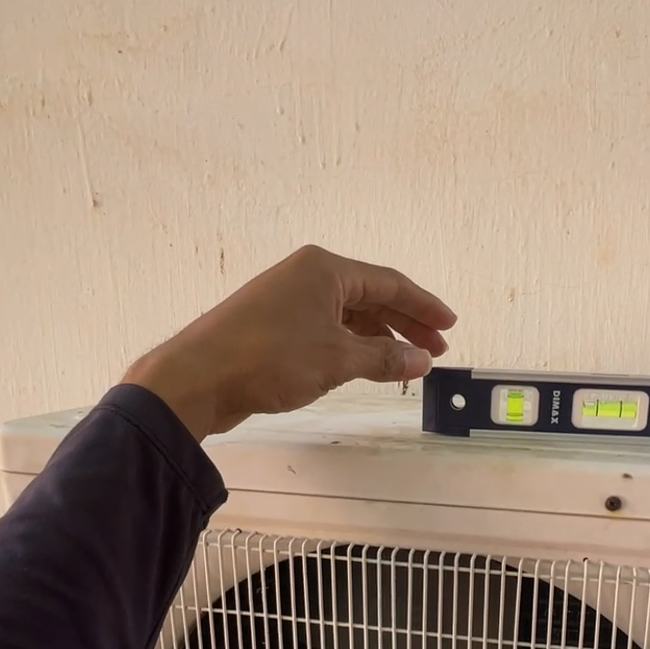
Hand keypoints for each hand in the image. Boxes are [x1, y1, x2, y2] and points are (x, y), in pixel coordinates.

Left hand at [124, 245, 457, 438]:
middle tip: (436, 349)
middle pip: (371, 297)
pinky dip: (353, 347)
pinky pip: (328, 331)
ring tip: (406, 364)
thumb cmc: (270, 358)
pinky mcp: (275, 327)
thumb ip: (384, 358)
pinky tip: (366, 366)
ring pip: (348, 316)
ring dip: (380, 339)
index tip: (450, 325)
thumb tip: (422, 360)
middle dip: (406, 324)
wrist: (198, 378)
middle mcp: (308, 277)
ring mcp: (289, 301)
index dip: (424, 306)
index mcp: (325, 269)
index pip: (390, 283)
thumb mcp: (337, 359)